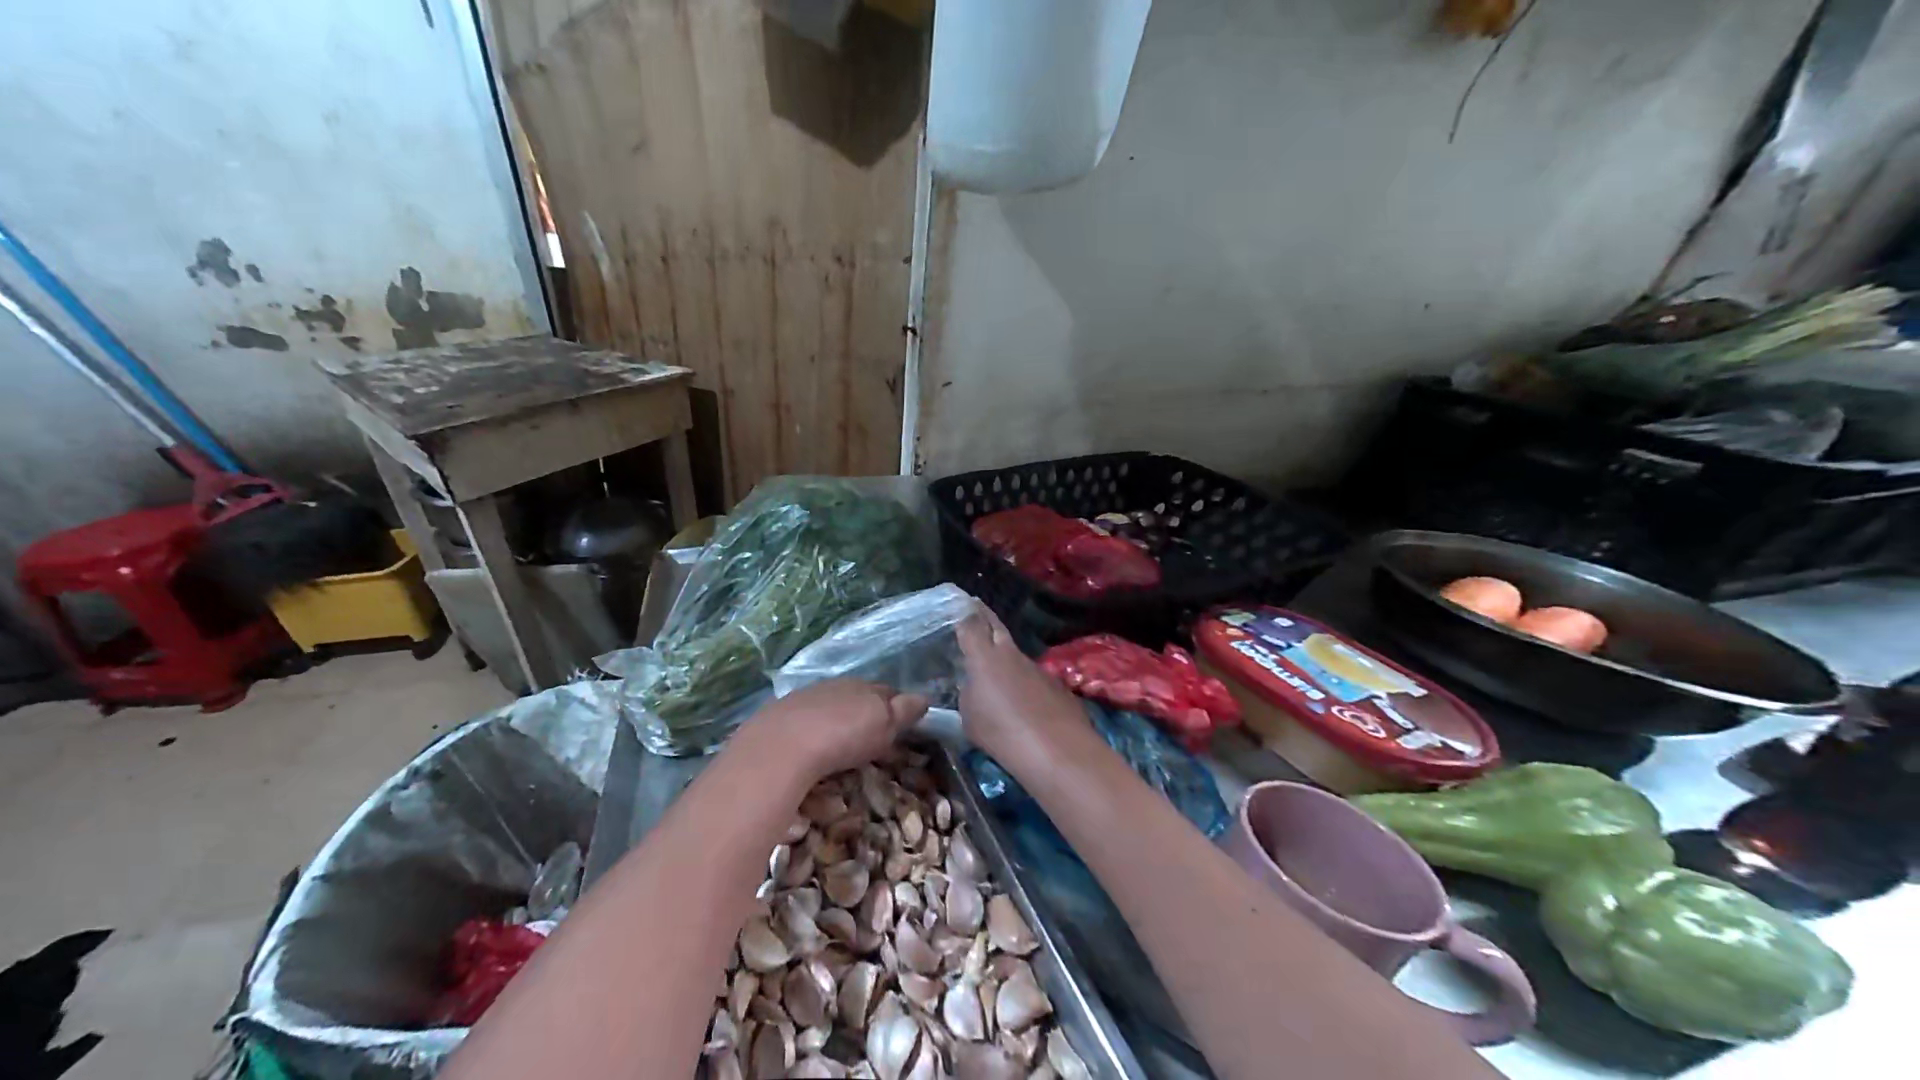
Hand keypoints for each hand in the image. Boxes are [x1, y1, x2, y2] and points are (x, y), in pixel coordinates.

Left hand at [746, 679, 927, 780]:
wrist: (782, 744)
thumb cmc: (844, 736)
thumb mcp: (884, 725)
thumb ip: (904, 711)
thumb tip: (924, 697)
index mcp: (866, 687)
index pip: (889, 692)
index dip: (897, 707)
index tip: (902, 724)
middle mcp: (837, 685)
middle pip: (859, 695)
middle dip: (868, 710)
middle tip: (873, 734)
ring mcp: (806, 696)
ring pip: (831, 703)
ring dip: (839, 717)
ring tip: (841, 739)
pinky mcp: (780, 712)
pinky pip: (806, 715)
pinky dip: (813, 725)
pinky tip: (811, 740)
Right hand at [956, 611, 1091, 766]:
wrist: (1055, 749)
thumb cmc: (1001, 731)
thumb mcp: (970, 717)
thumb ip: (968, 695)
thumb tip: (974, 688)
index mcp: (984, 658)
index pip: (971, 625)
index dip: (964, 614)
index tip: (960, 605)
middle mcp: (1012, 654)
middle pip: (996, 627)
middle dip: (984, 617)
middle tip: (975, 609)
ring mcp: (1037, 668)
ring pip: (1016, 656)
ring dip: (1006, 659)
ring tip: (997, 675)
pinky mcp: (1056, 684)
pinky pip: (1035, 679)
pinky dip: (1027, 685)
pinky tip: (1025, 704)